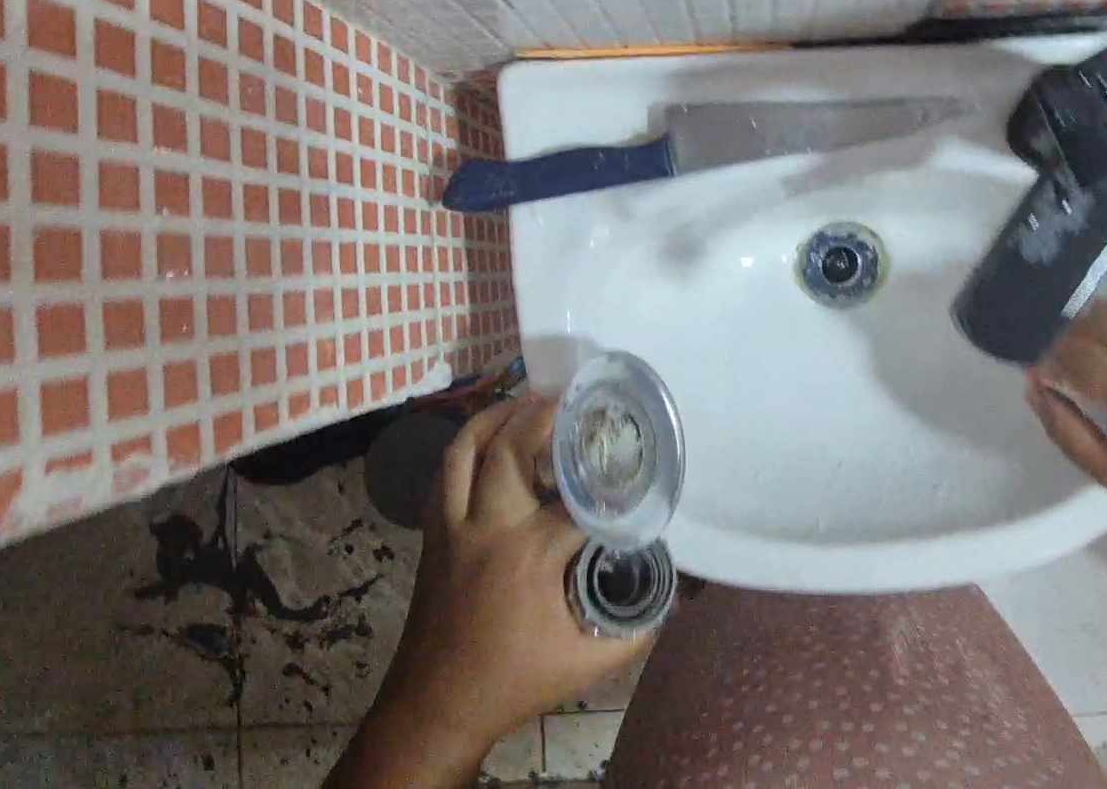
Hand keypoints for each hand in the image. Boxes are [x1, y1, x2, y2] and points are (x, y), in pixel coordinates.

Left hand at [376, 395, 649, 751]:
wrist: (434, 707)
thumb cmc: (513, 682)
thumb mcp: (586, 663)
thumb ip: (636, 627)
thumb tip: (673, 597)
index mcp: (530, 554)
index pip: (577, 495)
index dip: (608, 475)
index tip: (631, 458)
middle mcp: (489, 526)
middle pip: (511, 447)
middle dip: (543, 414)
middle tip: (573, 399)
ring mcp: (454, 526)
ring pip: (465, 450)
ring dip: (496, 417)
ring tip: (528, 401)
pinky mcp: (433, 534)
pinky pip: (443, 474)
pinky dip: (465, 448)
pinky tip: (488, 441)